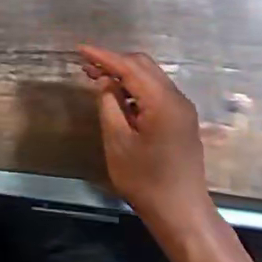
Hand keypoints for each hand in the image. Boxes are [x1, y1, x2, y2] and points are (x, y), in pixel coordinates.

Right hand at [79, 45, 211, 228]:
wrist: (181, 212)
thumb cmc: (145, 180)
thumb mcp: (118, 142)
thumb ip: (109, 105)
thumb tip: (106, 83)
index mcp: (162, 101)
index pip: (129, 67)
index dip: (103, 56)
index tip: (80, 49)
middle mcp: (177, 98)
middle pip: (143, 65)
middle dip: (114, 62)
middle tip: (86, 68)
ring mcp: (182, 109)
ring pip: (150, 77)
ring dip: (125, 74)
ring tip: (97, 79)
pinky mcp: (181, 120)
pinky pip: (156, 92)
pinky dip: (135, 87)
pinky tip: (118, 97)